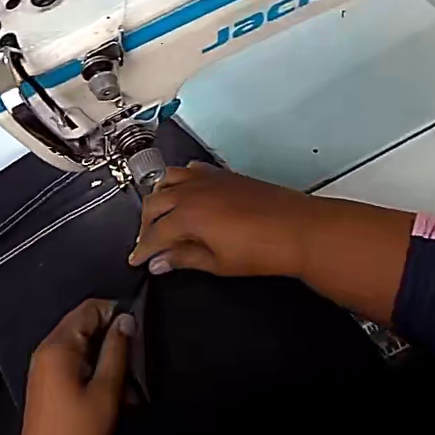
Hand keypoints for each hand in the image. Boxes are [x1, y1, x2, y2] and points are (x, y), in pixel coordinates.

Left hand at [6, 298, 134, 434]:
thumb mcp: (106, 392)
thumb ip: (118, 350)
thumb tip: (127, 319)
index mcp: (57, 346)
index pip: (89, 308)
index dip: (116, 313)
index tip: (139, 333)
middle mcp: (46, 350)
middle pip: (85, 325)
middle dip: (113, 338)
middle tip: (136, 362)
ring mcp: (45, 369)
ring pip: (84, 346)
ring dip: (108, 359)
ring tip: (129, 386)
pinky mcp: (48, 387)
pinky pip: (76, 364)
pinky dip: (96, 372)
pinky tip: (114, 396)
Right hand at [126, 165, 350, 277]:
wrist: (298, 229)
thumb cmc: (262, 249)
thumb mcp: (217, 263)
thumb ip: (183, 259)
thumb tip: (159, 263)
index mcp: (187, 214)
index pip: (153, 233)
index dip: (142, 249)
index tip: (136, 260)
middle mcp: (192, 190)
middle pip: (154, 203)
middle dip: (145, 224)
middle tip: (147, 243)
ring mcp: (208, 178)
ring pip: (168, 179)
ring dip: (159, 197)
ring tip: (160, 216)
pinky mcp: (223, 174)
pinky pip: (191, 170)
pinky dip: (180, 180)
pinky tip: (186, 193)